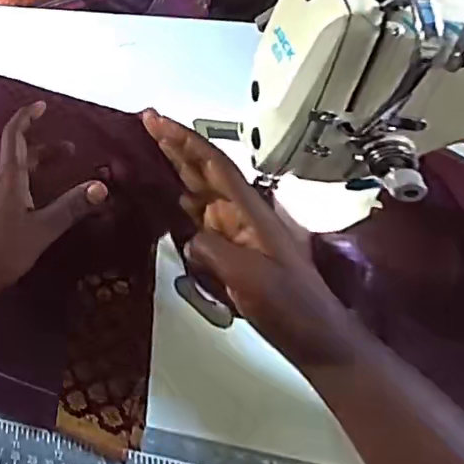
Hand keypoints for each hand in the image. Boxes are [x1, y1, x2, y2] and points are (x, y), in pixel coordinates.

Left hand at [0, 102, 108, 304]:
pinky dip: (31, 183)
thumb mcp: (42, 229)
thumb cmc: (1, 249)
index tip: (42, 105)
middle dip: (44, 147)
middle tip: (70, 149)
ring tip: (61, 172)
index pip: (15, 135)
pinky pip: (13, 188)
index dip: (27, 117)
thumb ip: (71, 207)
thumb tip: (101, 186)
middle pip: (20, 154)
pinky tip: (41, 200)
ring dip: (39, 166)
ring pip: (17, 172)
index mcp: (10, 178)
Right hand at [141, 109, 366, 368]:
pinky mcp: (225, 249)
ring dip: (170, 166)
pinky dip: (172, 200)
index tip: (157, 120)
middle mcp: (238, 213)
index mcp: (249, 210)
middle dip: (173, 143)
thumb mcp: (250, 276)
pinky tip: (158, 194)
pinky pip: (192, 216)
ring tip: (145, 149)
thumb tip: (187, 237)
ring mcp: (231, 230)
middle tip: (146, 121)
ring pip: (194, 187)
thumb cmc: (293, 307)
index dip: (183, 139)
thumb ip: (211, 248)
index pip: (211, 163)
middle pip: (200, 168)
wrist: (318, 342)